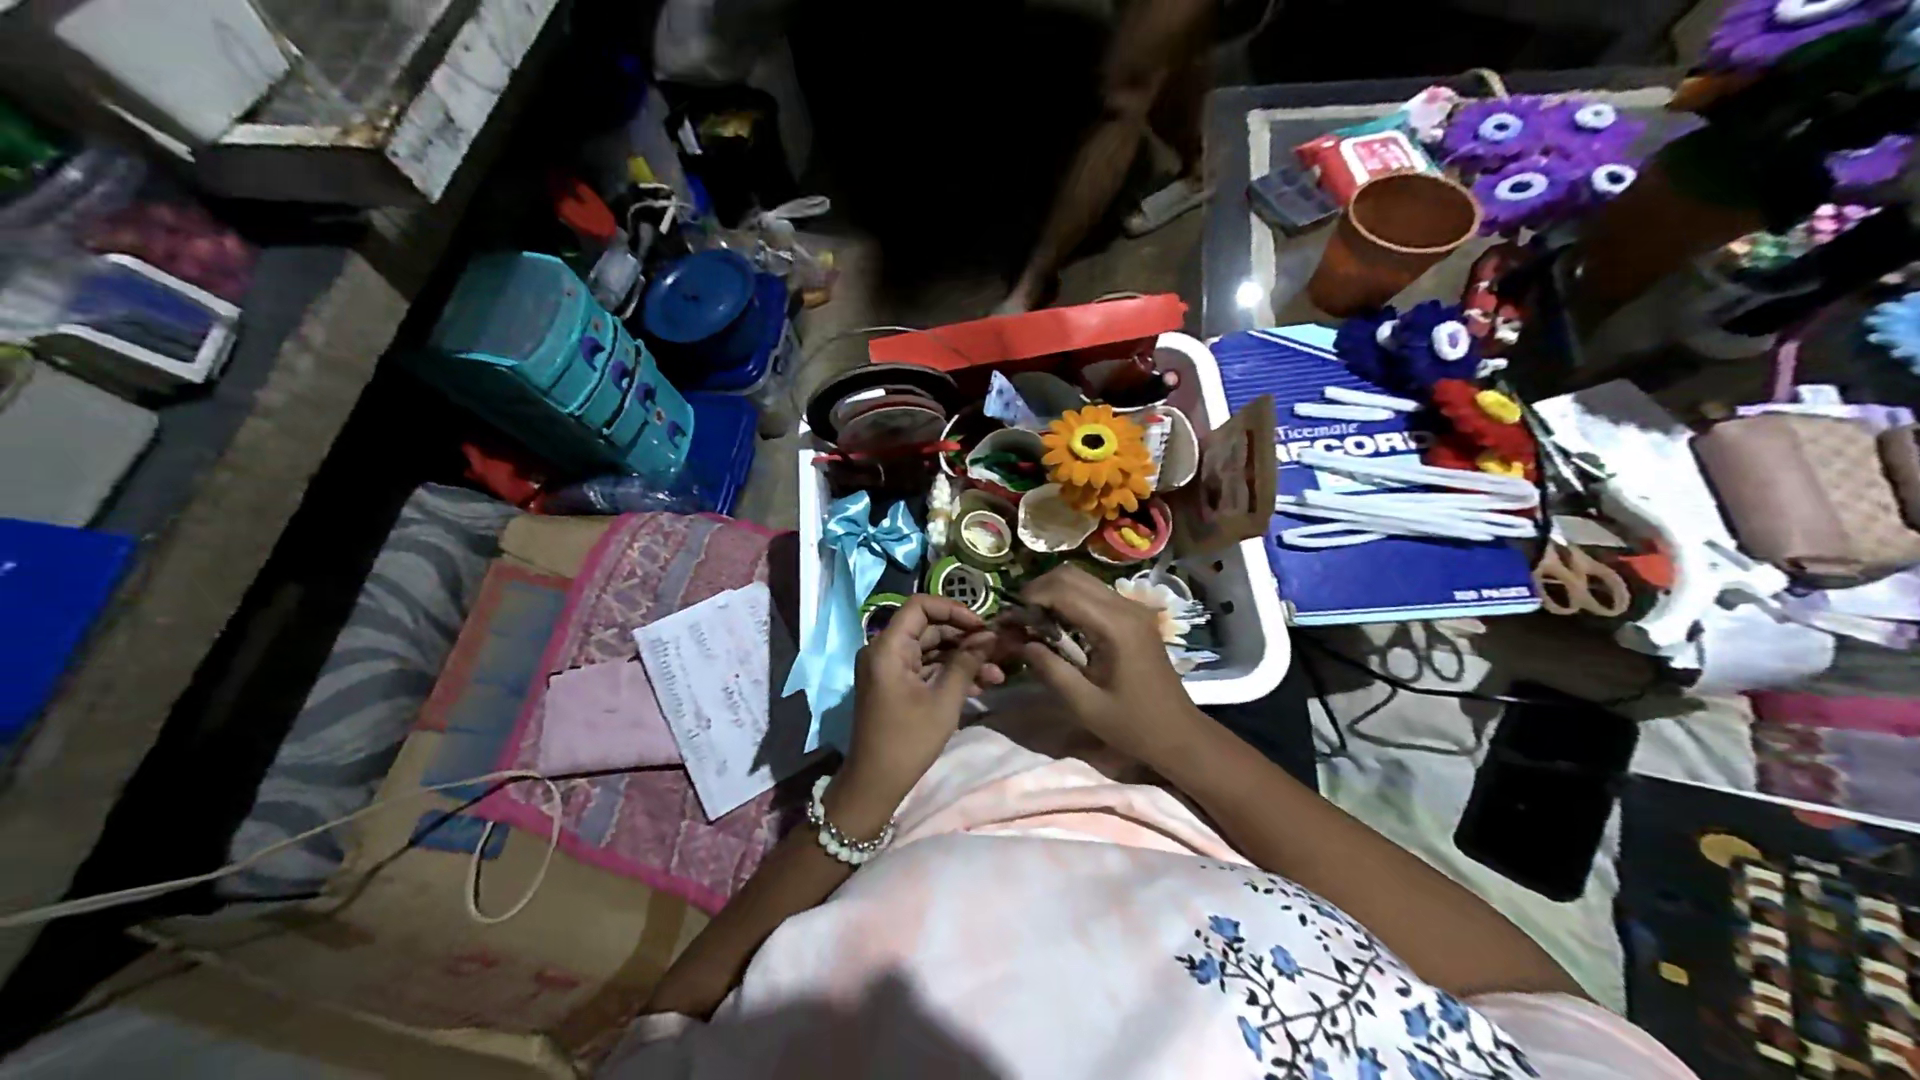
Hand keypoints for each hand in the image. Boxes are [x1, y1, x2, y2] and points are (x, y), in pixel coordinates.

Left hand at [838, 595, 1004, 823]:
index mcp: (888, 647)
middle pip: (928, 628)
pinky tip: (980, 684)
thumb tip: (989, 637)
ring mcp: (889, 668)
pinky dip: (949, 672)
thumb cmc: (908, 739)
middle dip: (964, 637)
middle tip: (998, 649)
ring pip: (930, 649)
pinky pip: (925, 667)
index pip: (920, 606)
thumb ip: (967, 662)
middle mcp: (884, 650)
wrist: (875, 782)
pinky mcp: (895, 684)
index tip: (981, 626)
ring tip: (997, 673)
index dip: (953, 609)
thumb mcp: (944, 700)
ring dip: (962, 658)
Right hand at [1016, 565, 1202, 763]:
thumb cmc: (1132, 724)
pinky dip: (1070, 599)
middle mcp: (1126, 607)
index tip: (1009, 618)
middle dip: (1039, 590)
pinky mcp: (1134, 615)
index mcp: (1115, 626)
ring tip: (1034, 620)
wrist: (1177, 733)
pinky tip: (1058, 624)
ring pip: (1082, 579)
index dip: (1031, 598)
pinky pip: (1094, 592)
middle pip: (1071, 575)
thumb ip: (1049, 668)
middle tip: (1019, 618)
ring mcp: (1133, 608)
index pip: (1063, 591)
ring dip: (1054, 592)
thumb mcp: (1083, 704)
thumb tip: (1019, 641)